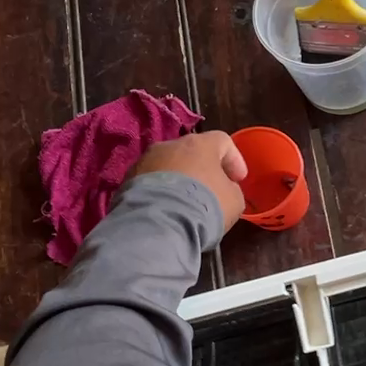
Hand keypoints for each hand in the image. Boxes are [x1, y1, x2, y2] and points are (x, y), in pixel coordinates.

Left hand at [132, 132, 247, 232]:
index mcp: (200, 144)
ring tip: (185, 204)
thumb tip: (223, 189)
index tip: (238, 180)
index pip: (222, 141)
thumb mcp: (234, 200)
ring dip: (179, 181)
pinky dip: (161, 193)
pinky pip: (151, 182)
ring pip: (168, 166)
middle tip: (211, 190)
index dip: (233, 159)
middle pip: (192, 152)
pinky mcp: (126, 181)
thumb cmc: (204, 205)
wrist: (158, 223)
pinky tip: (167, 211)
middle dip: (203, 169)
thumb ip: (231, 188)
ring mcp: (145, 161)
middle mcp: (170, 145)